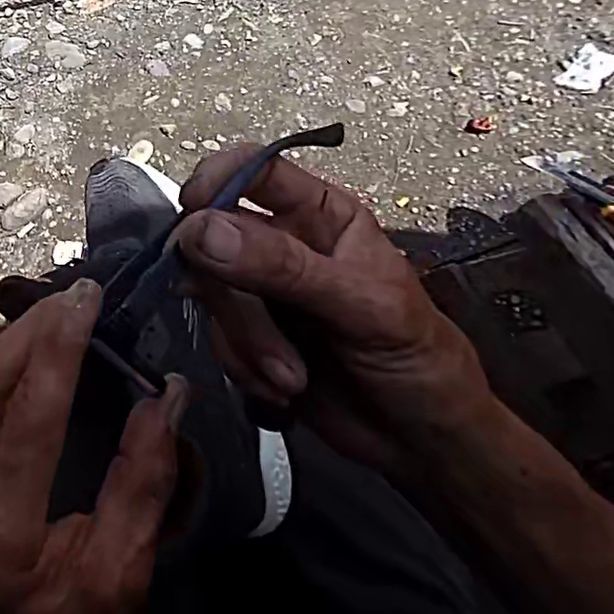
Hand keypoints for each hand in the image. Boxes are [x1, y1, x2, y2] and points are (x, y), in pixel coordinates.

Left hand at [0, 279, 187, 613]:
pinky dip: (11, 360)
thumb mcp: (121, 576)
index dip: (60, 350)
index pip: (28, 419)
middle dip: (35, 325)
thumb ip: (141, 483)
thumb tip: (165, 395)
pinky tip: (43, 343)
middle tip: (83, 291)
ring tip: (67, 306)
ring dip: (20, 335)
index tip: (89, 298)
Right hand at [169, 146, 499, 472]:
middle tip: (271, 340)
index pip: (255, 171)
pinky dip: (243, 368)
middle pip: (216, 239)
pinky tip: (283, 388)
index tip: (195, 207)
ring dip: (247, 343)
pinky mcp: (244, 335)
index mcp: (320, 215)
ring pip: (210, 293)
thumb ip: (284, 266)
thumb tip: (203, 230)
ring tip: (294, 377)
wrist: (417, 442)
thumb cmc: (417, 360)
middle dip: (238, 300)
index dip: (217, 178)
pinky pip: (214, 337)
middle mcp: (280, 244)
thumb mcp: (364, 307)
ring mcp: (258, 290)